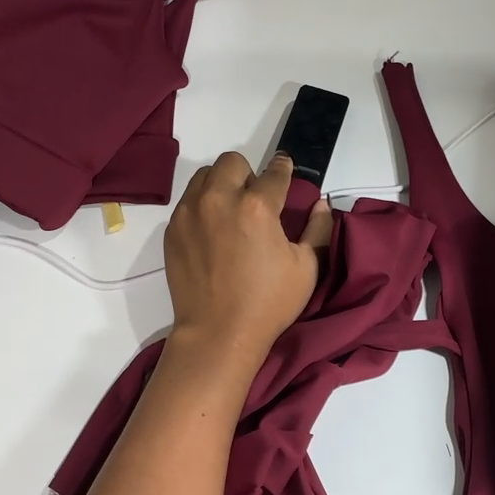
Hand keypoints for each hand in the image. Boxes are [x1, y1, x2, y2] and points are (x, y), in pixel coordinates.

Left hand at [162, 151, 332, 359]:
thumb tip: (321, 206)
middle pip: (231, 162)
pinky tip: (214, 233)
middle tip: (256, 198)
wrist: (219, 332)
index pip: (274, 173)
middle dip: (247, 173)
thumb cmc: (270, 303)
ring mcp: (190, 213)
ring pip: (204, 176)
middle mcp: (219, 200)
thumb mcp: (306, 269)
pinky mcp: (173, 230)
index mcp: (257, 207)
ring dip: (222, 185)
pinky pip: (188, 202)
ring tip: (232, 211)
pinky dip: (203, 207)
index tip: (285, 167)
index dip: (283, 168)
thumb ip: (317, 231)